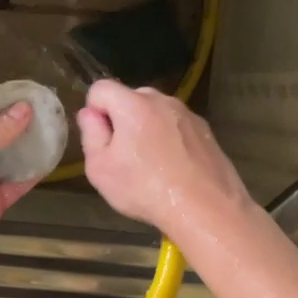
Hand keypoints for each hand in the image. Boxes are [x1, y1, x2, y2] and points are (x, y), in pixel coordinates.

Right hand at [76, 80, 253, 234]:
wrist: (206, 209)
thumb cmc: (145, 189)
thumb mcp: (100, 168)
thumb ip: (90, 134)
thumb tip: (90, 114)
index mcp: (132, 105)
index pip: (100, 88)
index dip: (94, 111)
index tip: (102, 140)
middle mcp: (162, 101)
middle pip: (130, 97)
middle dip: (121, 118)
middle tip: (124, 155)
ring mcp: (187, 114)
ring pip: (155, 112)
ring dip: (146, 128)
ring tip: (151, 165)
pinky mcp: (206, 130)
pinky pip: (176, 126)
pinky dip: (169, 138)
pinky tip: (174, 168)